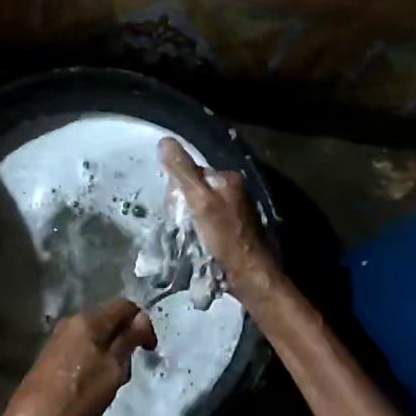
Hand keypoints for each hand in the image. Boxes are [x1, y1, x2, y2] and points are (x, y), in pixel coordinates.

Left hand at [0, 298, 155, 415]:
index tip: (149, 350)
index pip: (124, 305)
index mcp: (88, 320)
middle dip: (126, 338)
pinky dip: (94, 359)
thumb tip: (141, 318)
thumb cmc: (77, 400)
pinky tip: (93, 384)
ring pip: (96, 335)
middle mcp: (71, 322)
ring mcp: (58, 339)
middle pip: (109, 319)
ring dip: (110, 351)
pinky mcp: (50, 356)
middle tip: (130, 369)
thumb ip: (128, 340)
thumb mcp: (112, 371)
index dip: (143, 323)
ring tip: (112, 381)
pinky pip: (81, 348)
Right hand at [159, 138, 281, 300]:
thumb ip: (183, 171)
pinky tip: (197, 245)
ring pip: (201, 209)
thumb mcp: (199, 200)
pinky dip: (200, 233)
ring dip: (190, 222)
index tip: (173, 208)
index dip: (177, 189)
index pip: (192, 173)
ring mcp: (238, 213)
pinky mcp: (236, 232)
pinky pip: (209, 225)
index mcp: (229, 179)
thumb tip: (165, 141)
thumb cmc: (225, 236)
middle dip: (184, 207)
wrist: (250, 274)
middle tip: (180, 226)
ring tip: (186, 238)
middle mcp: (235, 192)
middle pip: (197, 191)